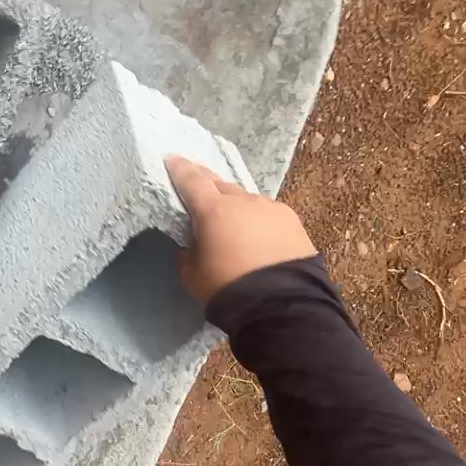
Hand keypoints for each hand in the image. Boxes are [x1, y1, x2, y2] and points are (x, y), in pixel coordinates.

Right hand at [165, 155, 316, 303]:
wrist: (281, 306)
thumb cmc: (228, 288)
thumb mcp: (192, 275)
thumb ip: (188, 252)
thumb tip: (193, 244)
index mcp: (213, 211)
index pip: (191, 181)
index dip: (180, 169)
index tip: (172, 159)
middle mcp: (243, 202)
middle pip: (220, 185)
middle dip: (207, 183)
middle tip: (198, 184)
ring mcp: (271, 209)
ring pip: (245, 200)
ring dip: (234, 205)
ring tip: (230, 220)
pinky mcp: (292, 222)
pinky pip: (266, 214)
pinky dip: (256, 219)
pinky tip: (256, 234)